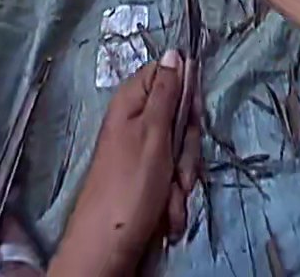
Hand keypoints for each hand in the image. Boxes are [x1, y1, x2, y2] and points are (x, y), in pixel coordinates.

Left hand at [48, 50, 201, 276]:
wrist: (107, 248)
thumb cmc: (130, 185)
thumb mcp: (153, 131)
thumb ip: (166, 91)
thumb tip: (173, 52)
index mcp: (132, 99)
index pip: (166, 74)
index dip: (184, 93)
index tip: (191, 114)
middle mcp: (135, 119)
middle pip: (177, 115)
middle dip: (185, 147)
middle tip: (178, 167)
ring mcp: (140, 150)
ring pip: (178, 150)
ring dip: (181, 177)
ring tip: (169, 196)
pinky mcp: (145, 178)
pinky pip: (171, 177)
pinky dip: (173, 196)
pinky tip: (166, 213)